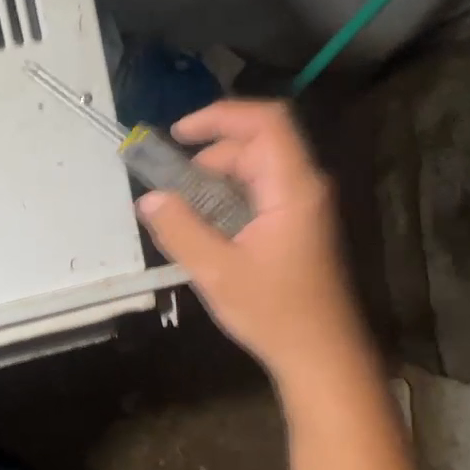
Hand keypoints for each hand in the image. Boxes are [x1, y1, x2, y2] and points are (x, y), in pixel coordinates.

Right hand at [135, 100, 369, 383]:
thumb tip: (148, 199)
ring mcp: (301, 208)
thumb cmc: (273, 312)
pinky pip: (258, 196)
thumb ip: (179, 230)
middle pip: (256, 146)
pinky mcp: (295, 228)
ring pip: (255, 171)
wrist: (320, 353)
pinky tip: (203, 230)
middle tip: (171, 189)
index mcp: (292, 188)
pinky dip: (226, 201)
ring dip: (214, 182)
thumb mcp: (216, 272)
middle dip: (208, 157)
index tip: (178, 134)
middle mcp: (302, 188)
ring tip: (181, 213)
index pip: (265, 122)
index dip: (220, 116)